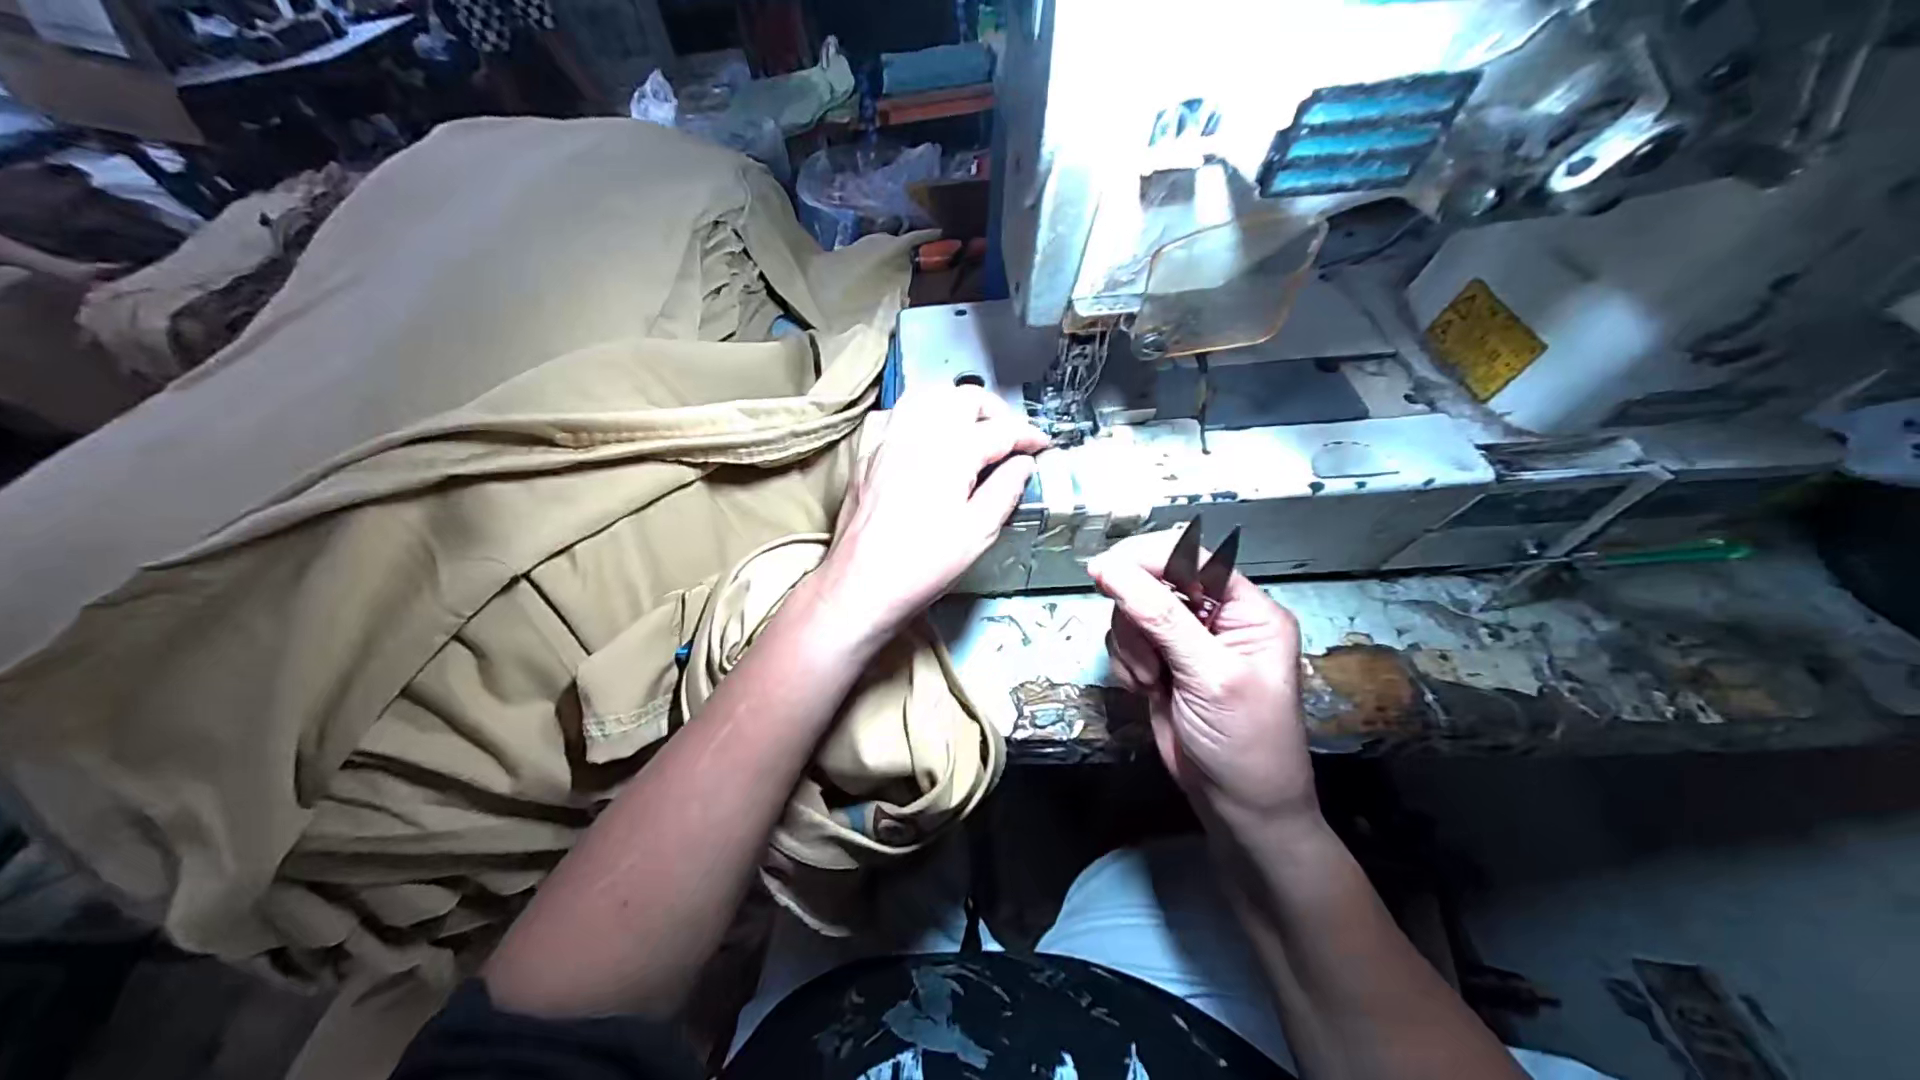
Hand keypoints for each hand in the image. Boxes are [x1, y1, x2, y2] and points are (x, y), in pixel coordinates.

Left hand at [813, 384, 1047, 642]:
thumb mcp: (977, 533)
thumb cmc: (922, 565)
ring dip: (956, 404)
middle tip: (1009, 438)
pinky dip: (921, 414)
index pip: (1000, 429)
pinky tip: (927, 437)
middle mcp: (918, 433)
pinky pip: (897, 413)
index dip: (1028, 435)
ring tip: (972, 429)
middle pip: (964, 398)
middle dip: (995, 411)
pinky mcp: (868, 453)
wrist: (860, 585)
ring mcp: (888, 439)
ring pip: (928, 395)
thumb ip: (1005, 490)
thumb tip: (1023, 464)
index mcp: (950, 451)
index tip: (1043, 445)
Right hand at [1089, 531, 1316, 826]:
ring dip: (1131, 646)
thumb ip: (1160, 617)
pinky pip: (1124, 641)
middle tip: (1147, 657)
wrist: (1237, 808)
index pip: (1192, 559)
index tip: (1107, 571)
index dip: (1148, 560)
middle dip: (1138, 616)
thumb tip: (1109, 568)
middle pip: (1153, 582)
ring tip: (1152, 681)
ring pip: (1132, 612)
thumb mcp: (1209, 675)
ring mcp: (1184, 642)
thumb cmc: (1246, 743)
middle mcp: (1216, 618)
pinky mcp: (1159, 664)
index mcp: (1247, 609)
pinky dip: (1125, 663)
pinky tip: (1146, 689)